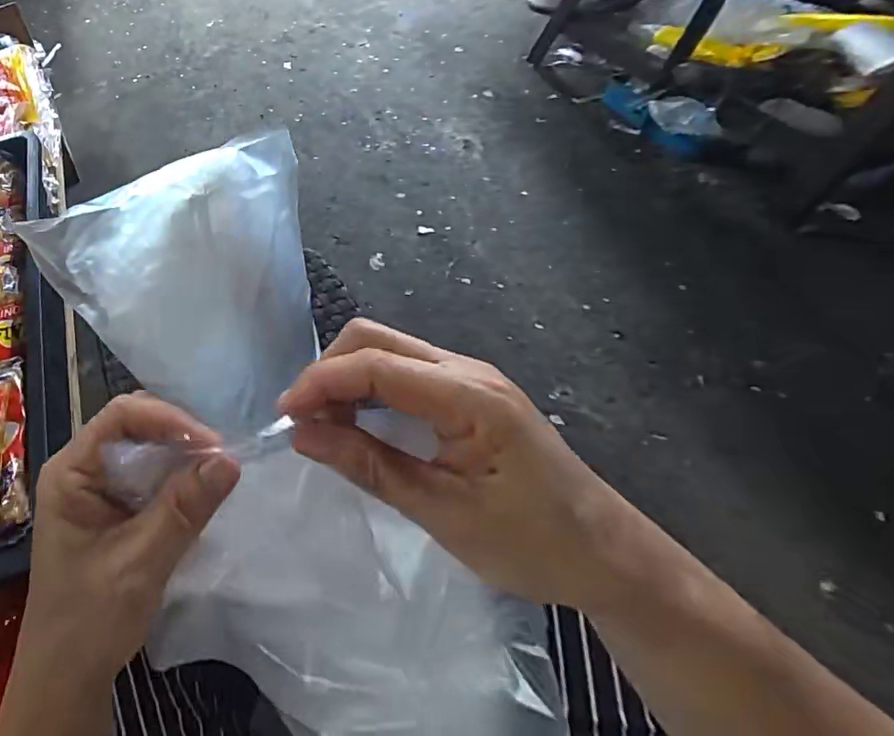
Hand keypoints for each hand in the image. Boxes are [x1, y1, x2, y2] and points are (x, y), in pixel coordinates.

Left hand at [17, 392, 240, 680]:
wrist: (66, 677)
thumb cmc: (90, 620)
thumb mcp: (141, 563)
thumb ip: (183, 509)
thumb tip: (231, 461)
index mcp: (71, 471)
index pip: (120, 416)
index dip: (167, 419)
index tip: (211, 442)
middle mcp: (81, 467)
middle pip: (134, 425)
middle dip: (178, 434)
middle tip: (221, 455)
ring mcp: (96, 486)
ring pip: (145, 448)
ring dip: (181, 455)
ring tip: (218, 468)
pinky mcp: (113, 506)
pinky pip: (149, 475)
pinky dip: (177, 477)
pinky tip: (200, 488)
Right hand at [277, 318, 647, 611]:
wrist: (607, 554)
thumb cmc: (533, 544)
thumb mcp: (443, 514)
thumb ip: (369, 466)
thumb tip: (303, 435)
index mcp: (468, 395)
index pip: (374, 365)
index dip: (320, 383)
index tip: (286, 418)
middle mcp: (466, 369)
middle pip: (375, 339)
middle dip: (328, 371)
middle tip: (304, 422)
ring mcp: (469, 375)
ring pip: (386, 348)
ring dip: (346, 378)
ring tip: (324, 426)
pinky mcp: (468, 389)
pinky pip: (403, 369)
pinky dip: (368, 387)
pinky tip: (358, 421)